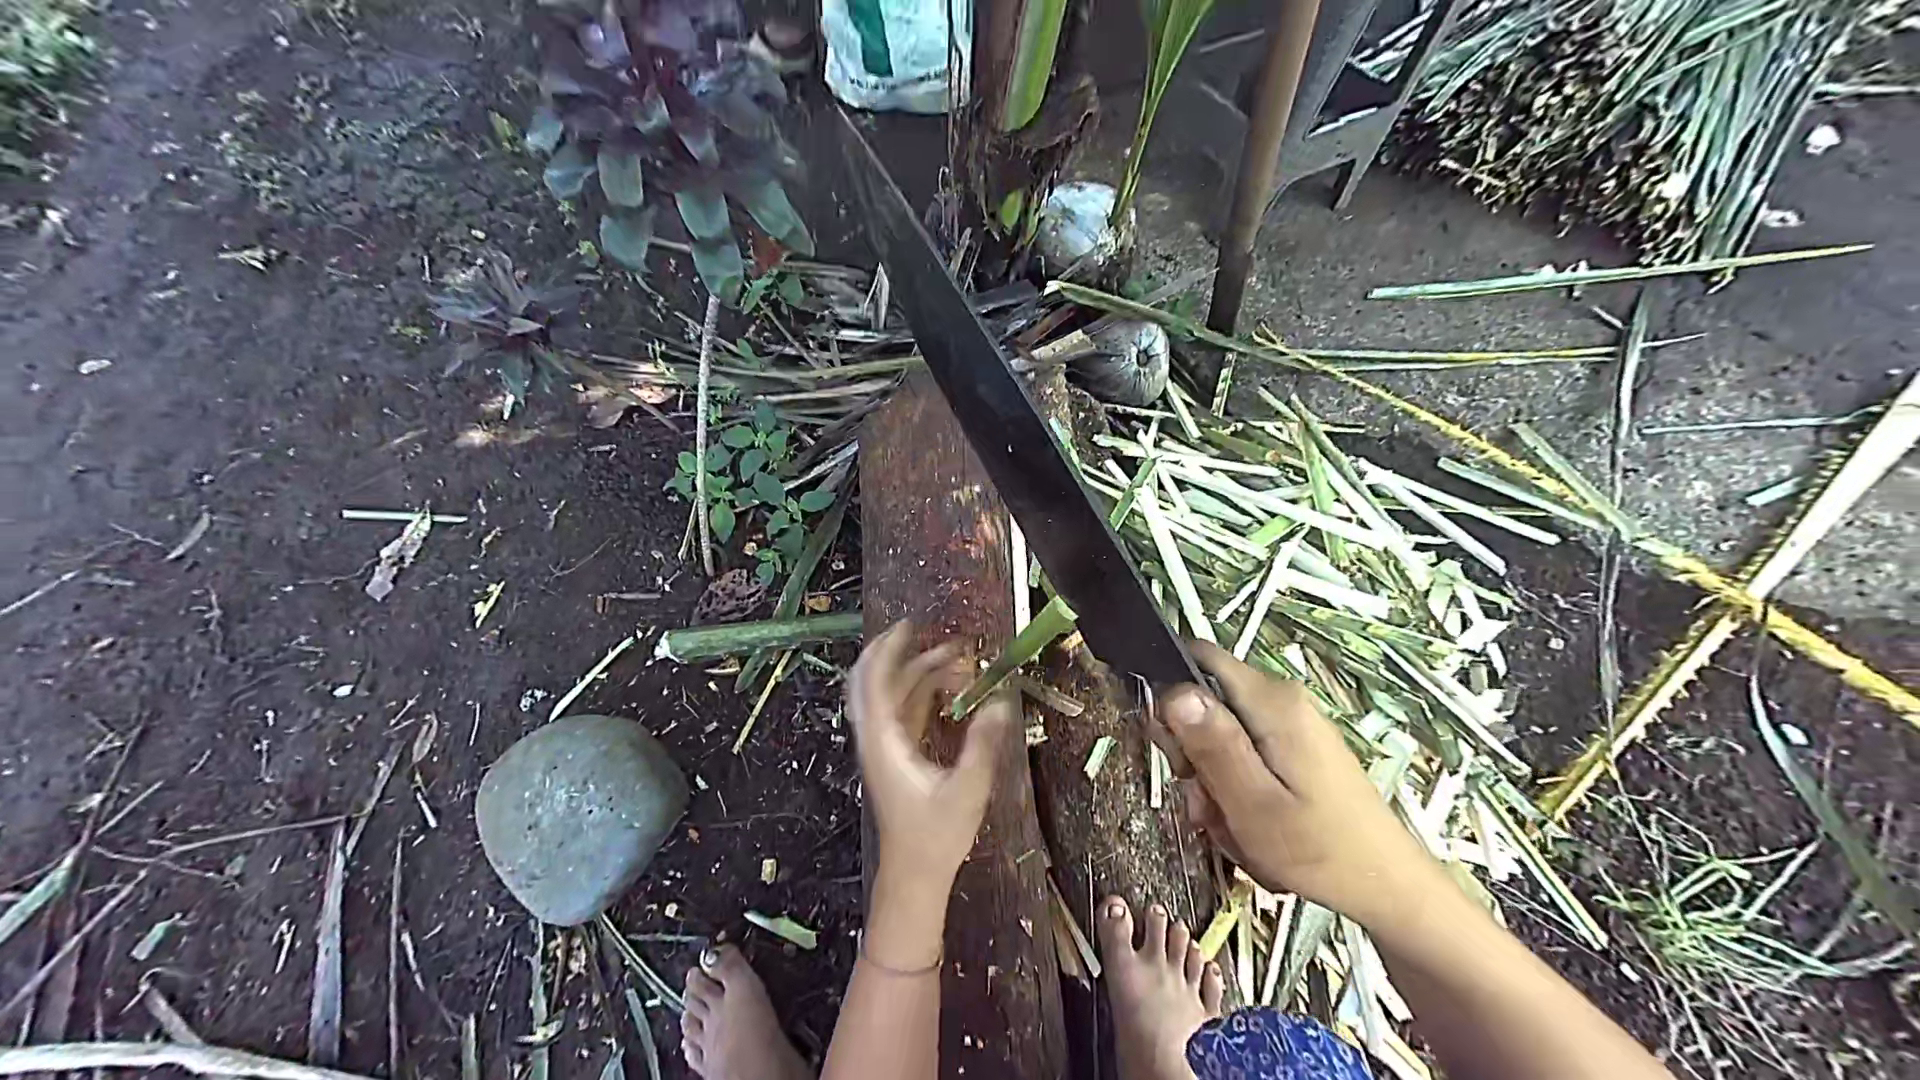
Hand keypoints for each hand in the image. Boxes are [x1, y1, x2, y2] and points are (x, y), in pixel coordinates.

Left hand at [848, 622, 1013, 888]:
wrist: (915, 872)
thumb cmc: (935, 834)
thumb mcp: (967, 789)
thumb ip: (983, 744)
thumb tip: (1000, 702)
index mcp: (885, 741)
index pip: (875, 683)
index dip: (886, 651)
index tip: (908, 627)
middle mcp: (878, 737)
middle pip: (876, 683)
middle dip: (900, 654)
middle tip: (930, 635)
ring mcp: (885, 746)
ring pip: (893, 695)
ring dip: (918, 674)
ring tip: (955, 661)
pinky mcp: (896, 755)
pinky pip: (903, 711)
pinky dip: (921, 693)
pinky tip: (948, 688)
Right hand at [1160, 641, 1444, 930]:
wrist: (1388, 888)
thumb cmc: (1318, 850)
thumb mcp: (1252, 802)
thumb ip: (1212, 743)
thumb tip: (1173, 691)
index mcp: (1271, 701)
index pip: (1197, 658)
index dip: (1170, 694)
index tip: (1170, 746)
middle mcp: (1281, 697)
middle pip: (1205, 696)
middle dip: (1189, 745)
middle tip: (1199, 797)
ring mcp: (1291, 720)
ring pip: (1220, 727)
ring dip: (1208, 772)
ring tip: (1223, 818)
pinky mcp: (1295, 743)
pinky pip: (1243, 746)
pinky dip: (1231, 779)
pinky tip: (1242, 816)